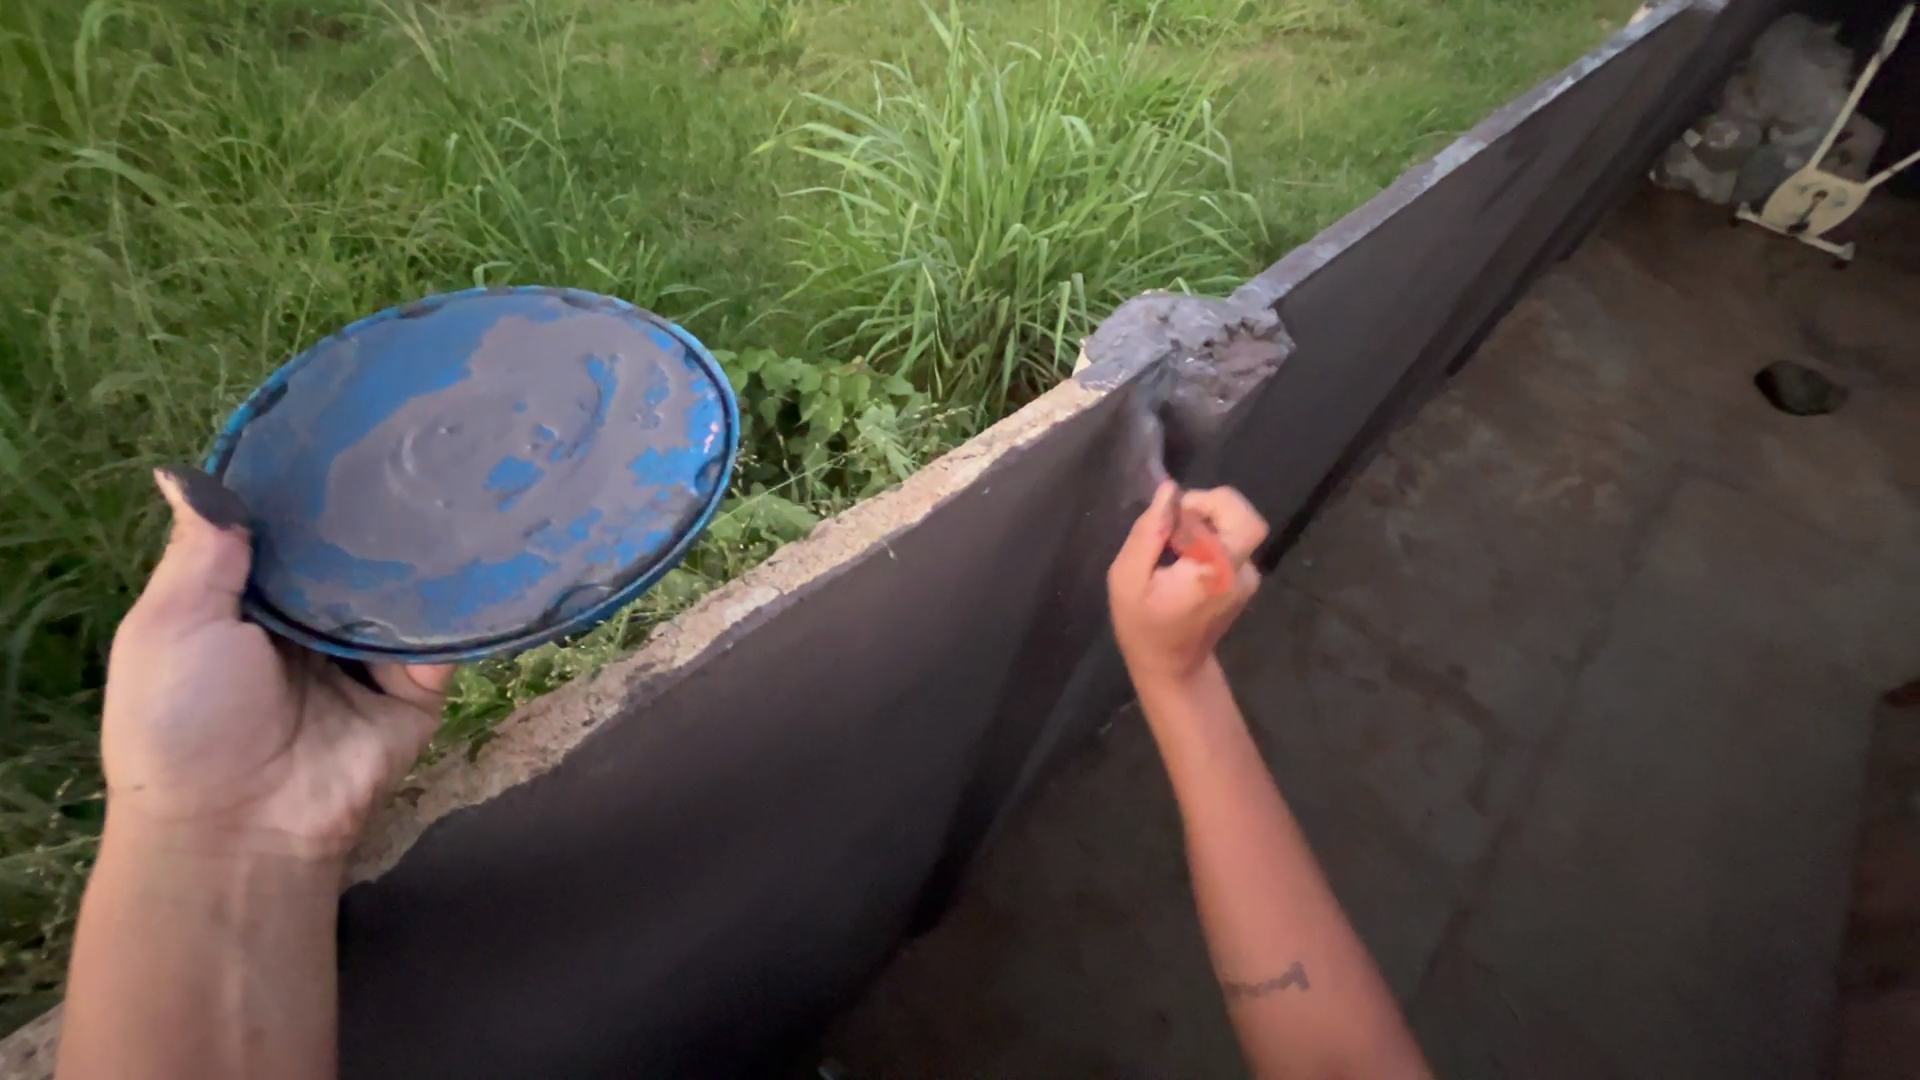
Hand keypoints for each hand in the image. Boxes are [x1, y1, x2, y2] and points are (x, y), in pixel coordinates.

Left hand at [101, 468, 451, 861]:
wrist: (249, 819)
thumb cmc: (188, 721)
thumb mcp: (172, 631)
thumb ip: (200, 559)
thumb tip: (185, 472)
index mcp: (258, 606)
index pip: (295, 538)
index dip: (314, 496)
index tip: (350, 442)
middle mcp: (322, 623)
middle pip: (361, 560)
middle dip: (385, 521)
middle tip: (425, 456)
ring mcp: (378, 653)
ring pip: (411, 593)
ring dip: (432, 560)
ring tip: (469, 497)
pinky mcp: (424, 682)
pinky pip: (448, 637)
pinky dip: (465, 609)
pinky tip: (488, 563)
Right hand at [1107, 482, 1268, 689]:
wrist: (1171, 667)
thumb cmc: (1142, 625)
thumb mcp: (1127, 578)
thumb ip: (1149, 532)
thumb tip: (1168, 490)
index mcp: (1216, 570)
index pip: (1236, 515)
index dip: (1204, 503)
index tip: (1172, 518)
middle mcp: (1241, 572)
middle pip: (1245, 517)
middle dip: (1208, 508)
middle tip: (1174, 526)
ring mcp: (1248, 579)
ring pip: (1236, 529)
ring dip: (1205, 527)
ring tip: (1172, 552)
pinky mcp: (1245, 582)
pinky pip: (1231, 544)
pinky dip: (1209, 543)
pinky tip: (1183, 564)